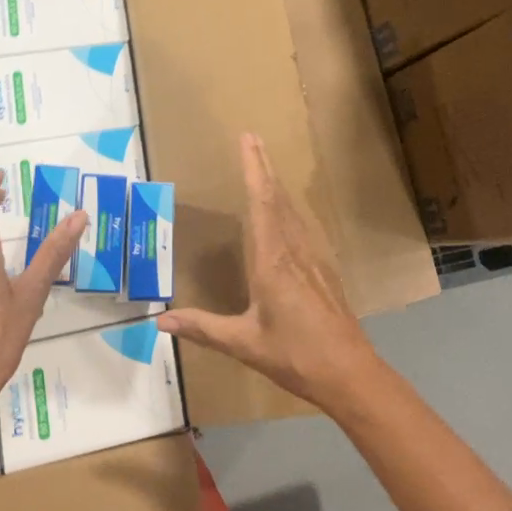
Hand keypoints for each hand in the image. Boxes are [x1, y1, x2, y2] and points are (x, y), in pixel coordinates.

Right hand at [157, 133, 379, 411]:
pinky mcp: (323, 271)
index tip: (248, 140)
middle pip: (278, 198)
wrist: (351, 373)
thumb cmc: (296, 356)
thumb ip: (204, 328)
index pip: (262, 203)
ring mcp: (312, 259)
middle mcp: (294, 250)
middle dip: (264, 166)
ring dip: (277, 185)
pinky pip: (302, 228)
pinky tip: (287, 214)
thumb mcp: (244, 344)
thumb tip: (160, 322)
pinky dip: (288, 209)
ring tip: (265, 166)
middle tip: (253, 137)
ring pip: (292, 211)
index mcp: (273, 261)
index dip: (253, 169)